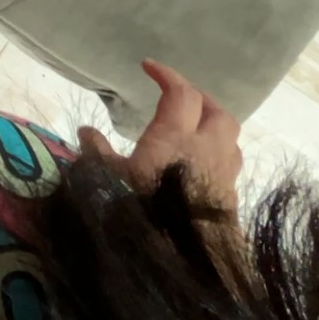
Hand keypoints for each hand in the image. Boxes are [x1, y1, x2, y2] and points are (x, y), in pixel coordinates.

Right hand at [79, 59, 242, 206]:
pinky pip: (229, 159)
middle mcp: (207, 147)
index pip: (181, 94)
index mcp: (176, 135)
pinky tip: (197, 159)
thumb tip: (86, 131)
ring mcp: (224, 171)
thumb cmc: (148, 205)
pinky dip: (216, 149)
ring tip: (192, 125)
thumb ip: (99, 151)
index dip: (167, 75)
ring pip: (229, 136)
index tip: (148, 66)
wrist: (192, 253)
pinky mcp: (231, 193)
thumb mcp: (112, 176)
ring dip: (212, 124)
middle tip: (179, 93)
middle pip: (218, 112)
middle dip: (200, 97)